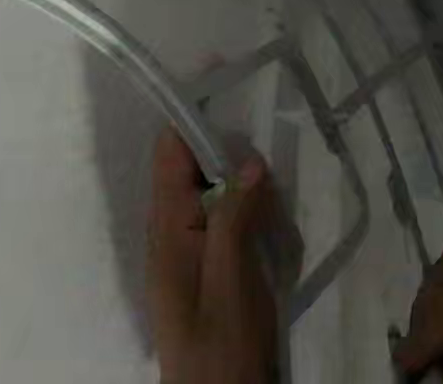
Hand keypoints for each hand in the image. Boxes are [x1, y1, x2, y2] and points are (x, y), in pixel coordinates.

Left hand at [147, 129, 276, 383]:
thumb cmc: (222, 346)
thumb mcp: (230, 280)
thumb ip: (234, 216)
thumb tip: (250, 160)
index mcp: (167, 229)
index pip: (169, 154)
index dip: (193, 121)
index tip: (232, 95)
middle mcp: (170, 231)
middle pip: (191, 167)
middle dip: (229, 155)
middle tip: (268, 159)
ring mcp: (187, 248)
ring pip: (211, 190)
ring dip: (243, 186)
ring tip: (274, 195)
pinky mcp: (205, 263)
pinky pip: (222, 217)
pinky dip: (246, 210)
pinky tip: (269, 222)